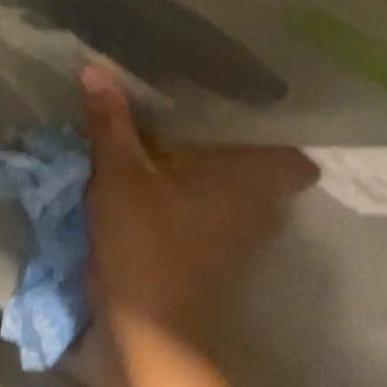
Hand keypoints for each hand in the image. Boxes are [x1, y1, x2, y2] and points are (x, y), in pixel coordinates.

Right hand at [82, 66, 316, 344]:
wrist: (148, 320)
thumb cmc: (144, 238)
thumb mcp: (117, 171)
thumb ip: (109, 120)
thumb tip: (95, 66)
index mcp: (250, 178)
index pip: (291, 146)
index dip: (270, 122)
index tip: (234, 95)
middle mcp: (260, 202)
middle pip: (256, 159)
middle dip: (223, 134)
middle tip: (184, 98)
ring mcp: (240, 228)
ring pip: (230, 180)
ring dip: (202, 159)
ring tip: (162, 125)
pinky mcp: (214, 244)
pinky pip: (210, 199)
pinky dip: (188, 183)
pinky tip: (153, 165)